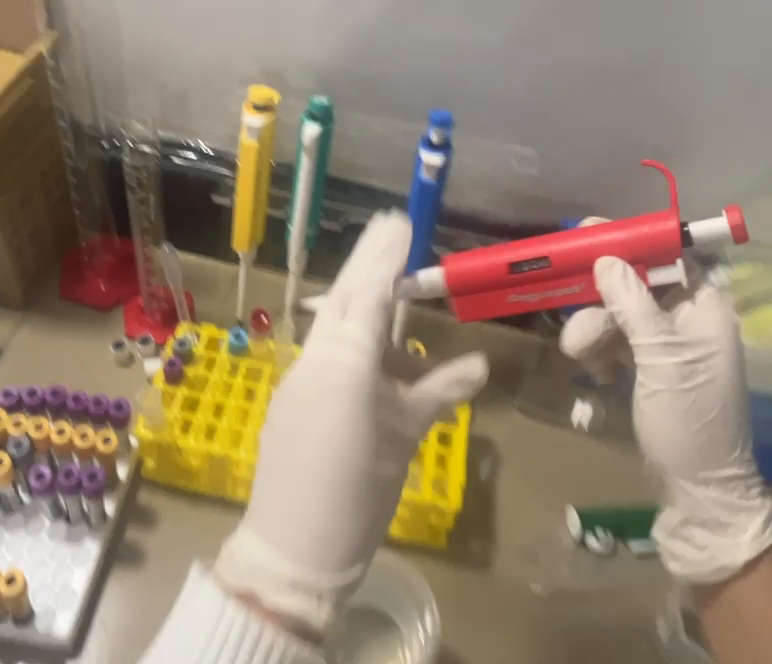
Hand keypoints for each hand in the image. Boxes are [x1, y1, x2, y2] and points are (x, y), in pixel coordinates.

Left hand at [215, 211, 489, 635]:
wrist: (293, 550)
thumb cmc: (355, 492)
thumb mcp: (404, 438)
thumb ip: (437, 393)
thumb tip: (479, 365)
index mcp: (345, 361)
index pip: (368, 294)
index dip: (386, 256)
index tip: (400, 221)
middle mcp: (319, 358)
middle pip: (344, 297)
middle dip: (368, 260)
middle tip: (389, 224)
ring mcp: (302, 378)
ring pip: (336, 326)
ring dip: (363, 304)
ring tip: (394, 289)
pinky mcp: (294, 400)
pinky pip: (329, 357)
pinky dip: (355, 344)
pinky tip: (381, 356)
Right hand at [560, 256, 771, 585]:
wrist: (697, 489)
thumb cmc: (689, 420)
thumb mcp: (662, 359)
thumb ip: (633, 305)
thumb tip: (606, 259)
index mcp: (705, 310)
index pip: (669, 257)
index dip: (630, 243)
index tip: (587, 235)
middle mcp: (688, 319)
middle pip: (635, 284)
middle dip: (600, 300)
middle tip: (569, 311)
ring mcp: (667, 344)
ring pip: (618, 313)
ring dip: (593, 329)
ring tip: (579, 355)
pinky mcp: (648, 366)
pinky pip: (616, 339)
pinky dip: (600, 349)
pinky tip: (595, 372)